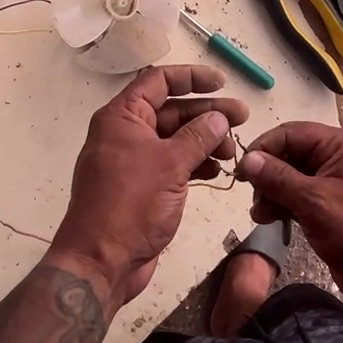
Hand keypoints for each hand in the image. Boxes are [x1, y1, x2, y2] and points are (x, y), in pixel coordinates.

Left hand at [47, 65, 249, 309]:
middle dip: (207, 114)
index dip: (191, 77)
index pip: (159, 81)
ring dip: (205, 141)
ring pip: (175, 139)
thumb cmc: (130, 204)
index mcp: (122, 117)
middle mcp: (125, 133)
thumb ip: (198, 136)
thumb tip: (219, 117)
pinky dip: (195, 164)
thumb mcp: (170, 164)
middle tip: (241, 118)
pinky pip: (173, 163)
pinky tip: (217, 171)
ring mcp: (133, 161)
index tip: (221, 83)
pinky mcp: (142, 187)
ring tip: (232, 151)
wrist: (101, 264)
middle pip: (172, 110)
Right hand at [235, 122, 342, 314]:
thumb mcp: (315, 201)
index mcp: (339, 144)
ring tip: (261, 214)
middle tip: (252, 198)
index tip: (240, 172)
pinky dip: (281, 205)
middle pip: (288, 154)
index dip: (264, 148)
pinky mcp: (327, 207)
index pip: (291, 133)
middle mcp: (335, 157)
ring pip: (289, 177)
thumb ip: (278, 179)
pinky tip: (269, 219)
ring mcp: (331, 183)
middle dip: (267, 174)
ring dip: (271, 192)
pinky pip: (296, 197)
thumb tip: (246, 159)